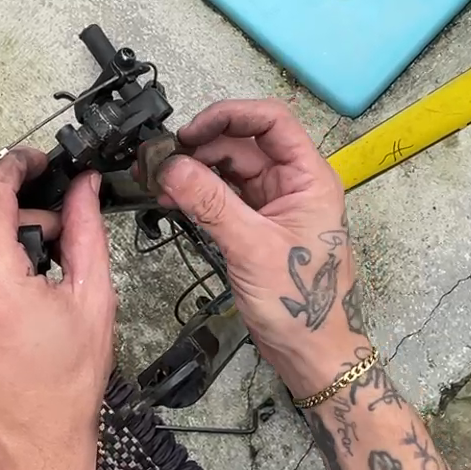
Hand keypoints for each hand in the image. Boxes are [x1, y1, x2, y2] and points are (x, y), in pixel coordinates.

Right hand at [152, 100, 361, 396]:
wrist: (310, 353)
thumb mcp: (252, 248)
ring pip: (229, 168)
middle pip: (243, 143)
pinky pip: (223, 194)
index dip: (230, 116)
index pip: (271, 122)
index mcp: (309, 179)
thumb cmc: (302, 307)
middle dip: (202, 146)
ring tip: (160, 180)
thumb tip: (172, 167)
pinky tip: (173, 197)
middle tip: (163, 160)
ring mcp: (273, 203)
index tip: (192, 131)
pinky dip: (197, 192)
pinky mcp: (256, 223)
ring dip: (195, 170)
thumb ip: (211, 204)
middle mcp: (292, 184)